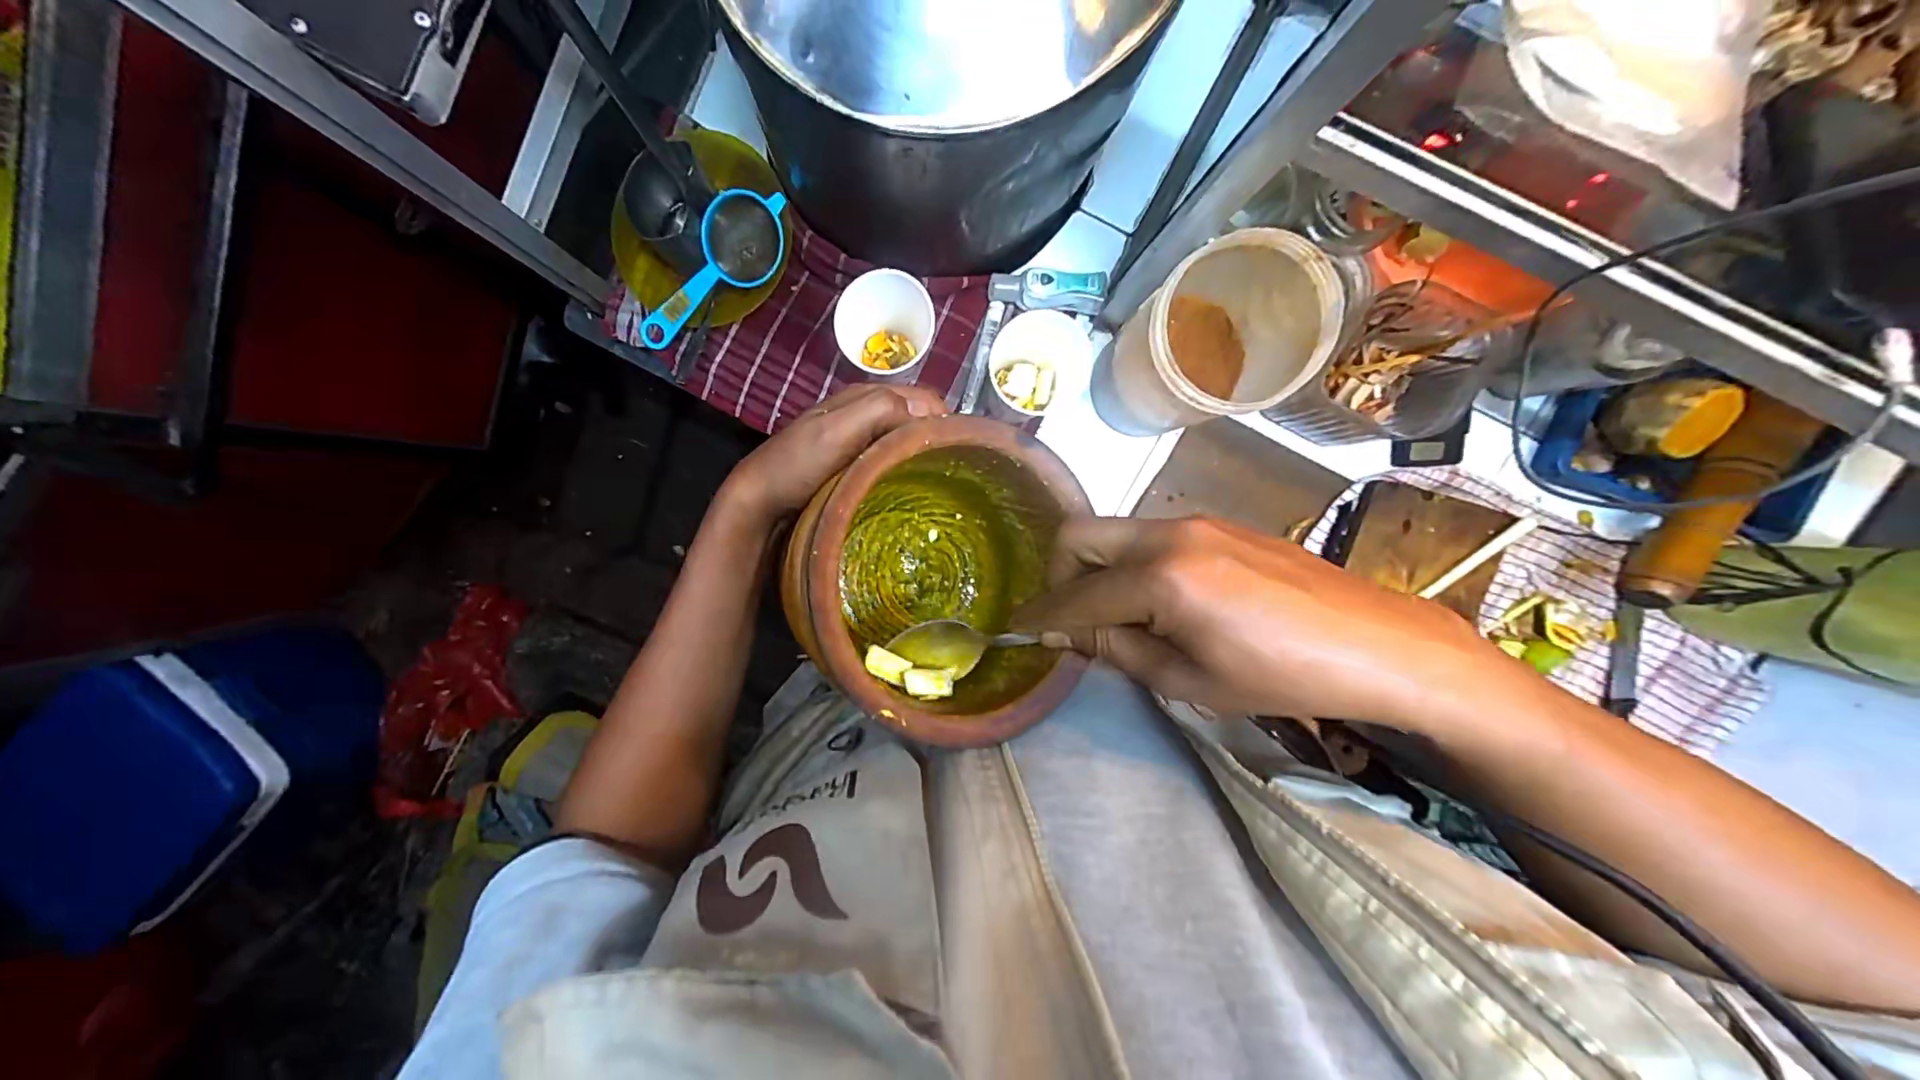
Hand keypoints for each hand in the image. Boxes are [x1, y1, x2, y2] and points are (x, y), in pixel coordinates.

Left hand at [726, 384, 946, 524]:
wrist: (759, 500)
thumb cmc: (797, 463)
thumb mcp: (838, 429)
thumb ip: (881, 409)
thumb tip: (929, 415)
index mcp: (868, 396)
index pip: (927, 400)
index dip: (945, 421)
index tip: (955, 455)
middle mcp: (869, 414)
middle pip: (921, 421)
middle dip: (937, 440)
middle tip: (948, 474)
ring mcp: (864, 442)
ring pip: (909, 443)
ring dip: (922, 458)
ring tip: (934, 485)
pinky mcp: (859, 467)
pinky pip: (894, 463)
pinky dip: (906, 472)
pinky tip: (908, 490)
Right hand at [1011, 516, 1518, 730]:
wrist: (1376, 644)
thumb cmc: (1282, 676)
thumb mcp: (1189, 680)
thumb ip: (1117, 650)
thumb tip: (1067, 633)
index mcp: (1162, 578)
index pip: (1076, 597)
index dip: (1041, 618)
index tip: (1017, 631)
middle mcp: (1170, 533)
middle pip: (1080, 536)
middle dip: (1060, 577)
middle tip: (1071, 620)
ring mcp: (1196, 521)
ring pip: (1115, 531)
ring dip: (1098, 569)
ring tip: (1120, 617)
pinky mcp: (1218, 523)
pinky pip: (1149, 535)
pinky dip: (1132, 563)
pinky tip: (1161, 601)